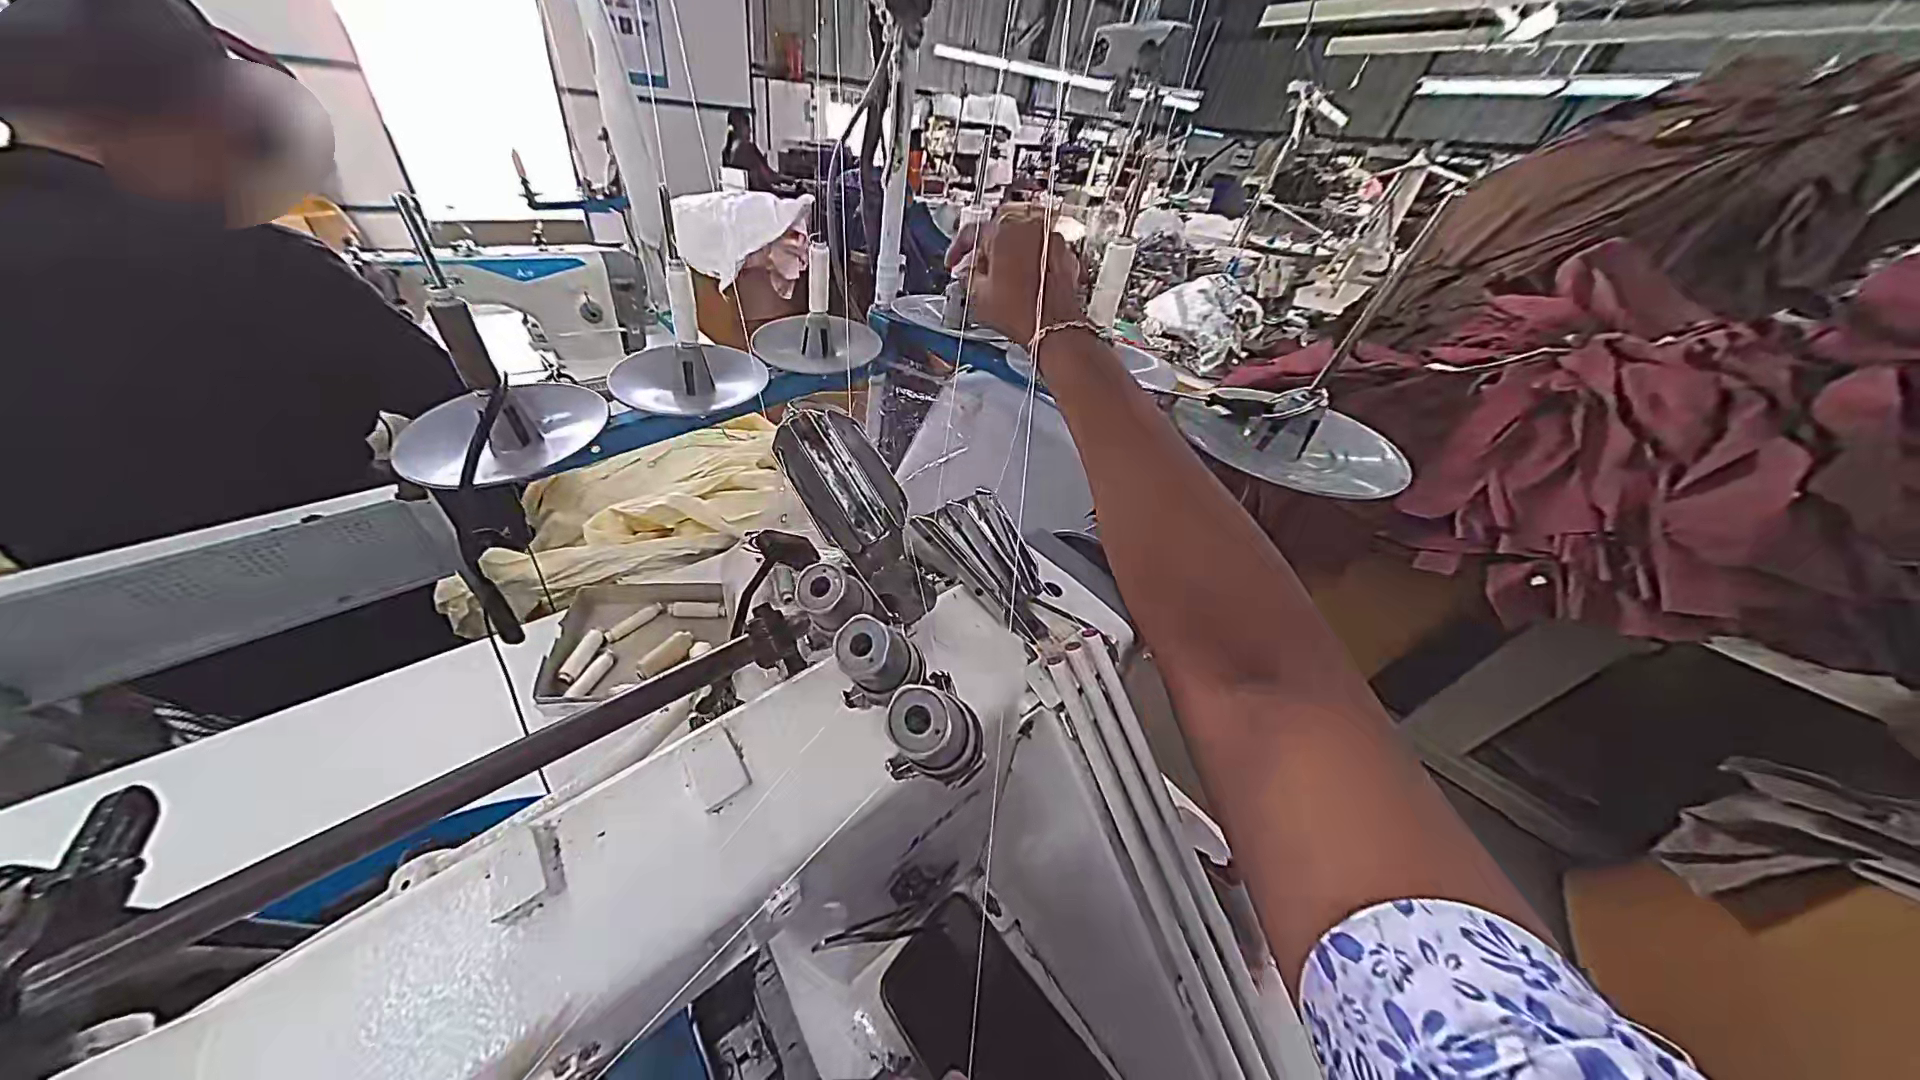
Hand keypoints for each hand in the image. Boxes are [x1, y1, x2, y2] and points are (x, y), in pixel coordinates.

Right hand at [946, 205, 1084, 345]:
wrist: (1054, 328)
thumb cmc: (1022, 314)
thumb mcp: (979, 298)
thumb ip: (968, 277)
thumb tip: (967, 272)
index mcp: (1002, 232)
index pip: (971, 232)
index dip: (958, 249)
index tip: (955, 261)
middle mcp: (1029, 227)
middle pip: (999, 233)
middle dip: (986, 252)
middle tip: (979, 272)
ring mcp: (1050, 239)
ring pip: (1022, 240)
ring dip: (1010, 257)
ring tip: (1003, 281)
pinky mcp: (1065, 254)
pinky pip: (1041, 253)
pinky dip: (1030, 264)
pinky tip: (1024, 284)